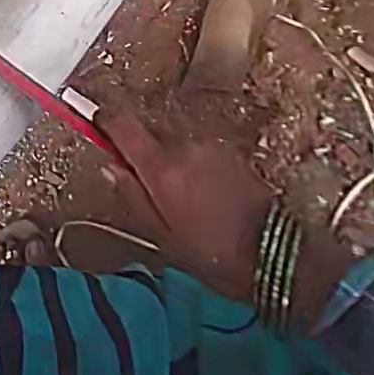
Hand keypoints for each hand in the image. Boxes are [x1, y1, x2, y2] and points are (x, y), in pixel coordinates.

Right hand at [96, 108, 271, 300]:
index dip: (104, 119)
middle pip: (148, 131)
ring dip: (168, 158)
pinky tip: (202, 193)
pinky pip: (196, 149)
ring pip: (173, 141)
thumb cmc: (213, 253)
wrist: (277, 255)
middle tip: (145, 184)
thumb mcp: (162, 236)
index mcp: (161, 167)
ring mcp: (209, 145)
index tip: (96, 125)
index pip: (122, 123)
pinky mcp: (229, 151)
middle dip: (140, 150)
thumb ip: (132, 195)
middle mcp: (183, 145)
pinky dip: (191, 163)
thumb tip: (110, 166)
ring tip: (180, 196)